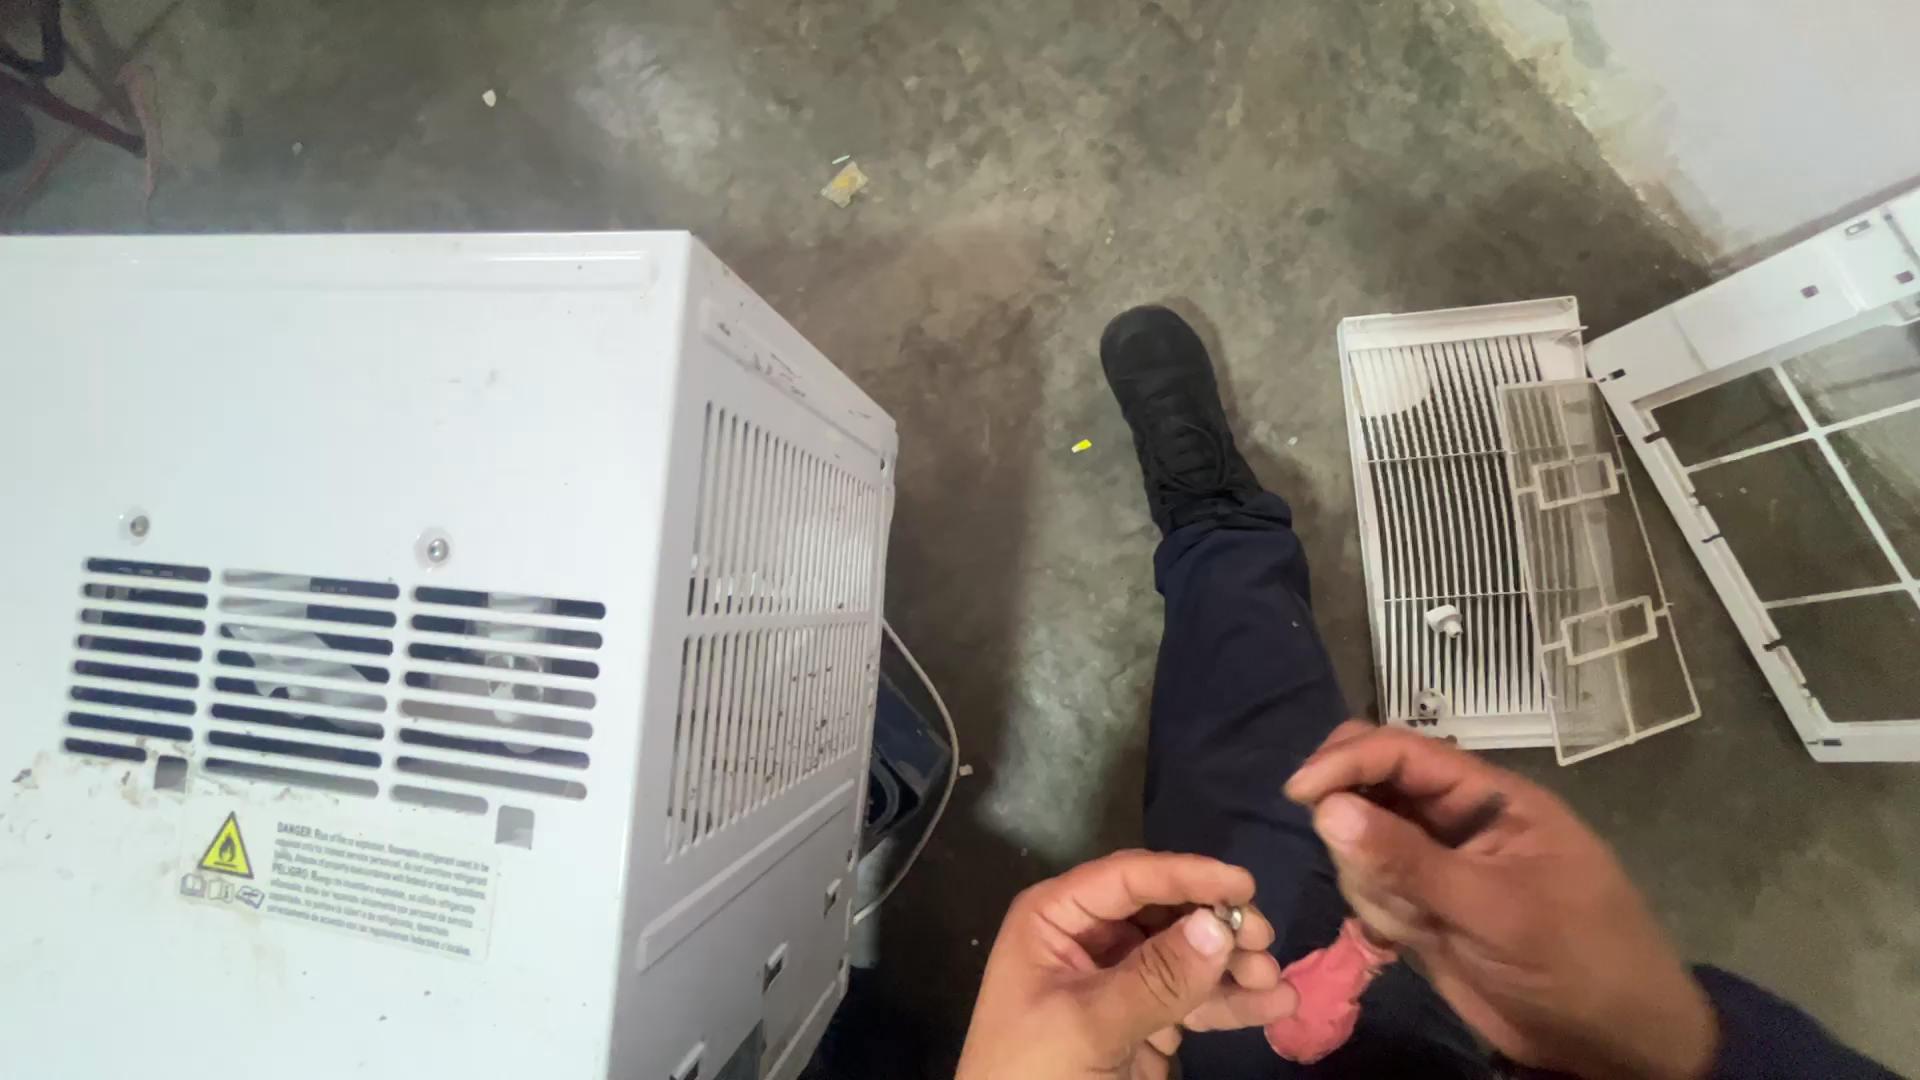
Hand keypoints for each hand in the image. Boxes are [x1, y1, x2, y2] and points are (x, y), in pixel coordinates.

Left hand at [956, 850, 1299, 1078]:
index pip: (1128, 877)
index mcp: (1056, 916)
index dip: (1186, 874)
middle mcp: (1086, 935)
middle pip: (1160, 911)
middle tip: (1265, 938)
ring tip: (1275, 980)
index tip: (1245, 883)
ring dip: (1228, 966)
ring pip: (1180, 954)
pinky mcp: (1137, 1021)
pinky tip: (1273, 1005)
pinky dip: (1226, 1003)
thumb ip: (1156, 977)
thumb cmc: (1033, 1077)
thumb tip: (1219, 924)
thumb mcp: (1088, 1025)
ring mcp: (1114, 978)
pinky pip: (1187, 999)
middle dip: (1213, 922)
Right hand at [1285, 723, 1715, 1079]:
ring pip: (1356, 837)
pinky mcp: (1415, 895)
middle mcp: (1449, 814)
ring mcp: (1429, 856)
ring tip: (1420, 923)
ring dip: (1372, 881)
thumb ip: (1408, 860)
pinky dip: (1377, 909)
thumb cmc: (1579, 965)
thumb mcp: (1498, 911)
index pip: (1398, 751)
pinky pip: (1365, 881)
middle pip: (1365, 782)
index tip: (1301, 793)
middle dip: (1351, 821)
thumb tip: (1325, 809)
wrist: (1612, 1051)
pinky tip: (1417, 938)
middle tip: (1358, 863)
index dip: (1344, 760)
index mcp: (1485, 796)